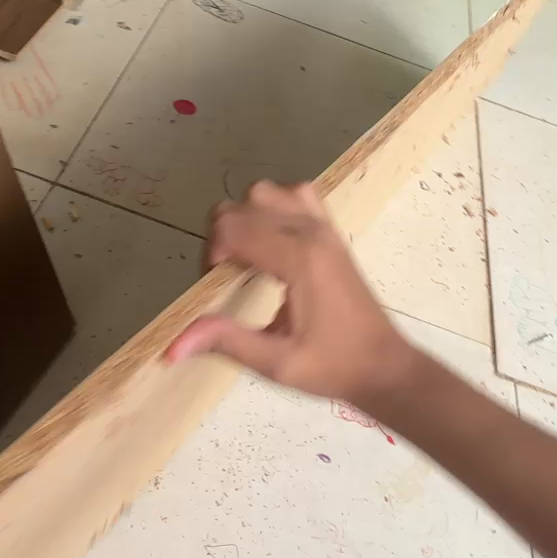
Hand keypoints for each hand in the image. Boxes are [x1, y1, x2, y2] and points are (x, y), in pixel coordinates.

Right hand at [164, 180, 418, 410]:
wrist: (384, 365)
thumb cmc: (332, 366)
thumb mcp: (276, 363)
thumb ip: (226, 341)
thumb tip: (172, 346)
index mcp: (298, 259)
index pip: (232, 227)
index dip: (210, 253)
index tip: (214, 285)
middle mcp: (310, 232)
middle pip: (243, 203)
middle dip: (222, 235)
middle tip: (226, 276)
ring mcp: (324, 226)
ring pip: (267, 191)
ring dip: (246, 216)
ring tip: (247, 255)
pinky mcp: (331, 229)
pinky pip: (296, 194)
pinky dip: (274, 206)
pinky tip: (273, 241)